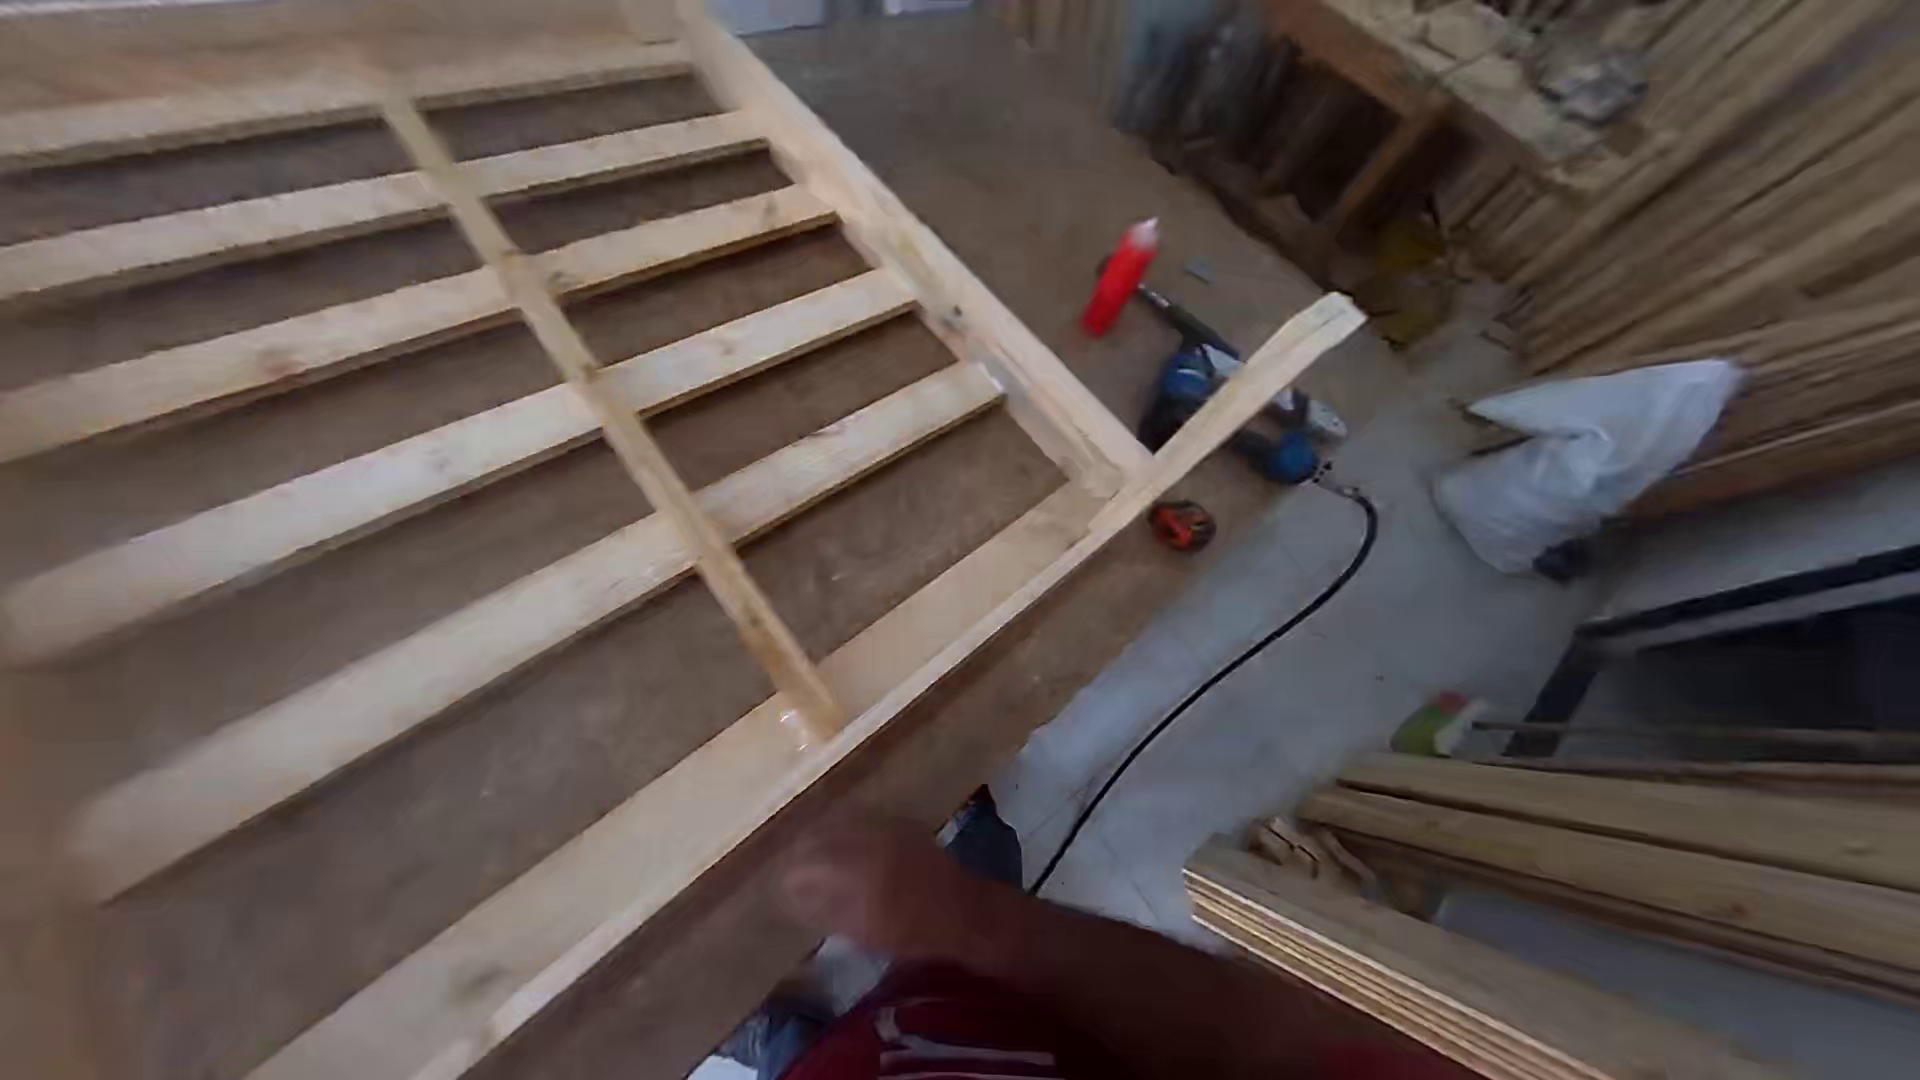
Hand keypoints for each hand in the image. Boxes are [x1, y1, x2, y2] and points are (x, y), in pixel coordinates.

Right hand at [777, 820, 996, 959]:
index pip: (809, 863)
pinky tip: (839, 839)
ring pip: (839, 822)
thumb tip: (794, 894)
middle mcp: (871, 842)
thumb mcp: (863, 931)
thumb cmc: (912, 932)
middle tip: (792, 865)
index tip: (781, 882)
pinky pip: (860, 818)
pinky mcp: (899, 821)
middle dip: (802, 849)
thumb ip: (826, 910)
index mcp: (859, 874)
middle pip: (821, 836)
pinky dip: (844, 827)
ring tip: (810, 850)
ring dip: (821, 835)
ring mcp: (886, 827)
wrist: (961, 909)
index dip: (791, 873)